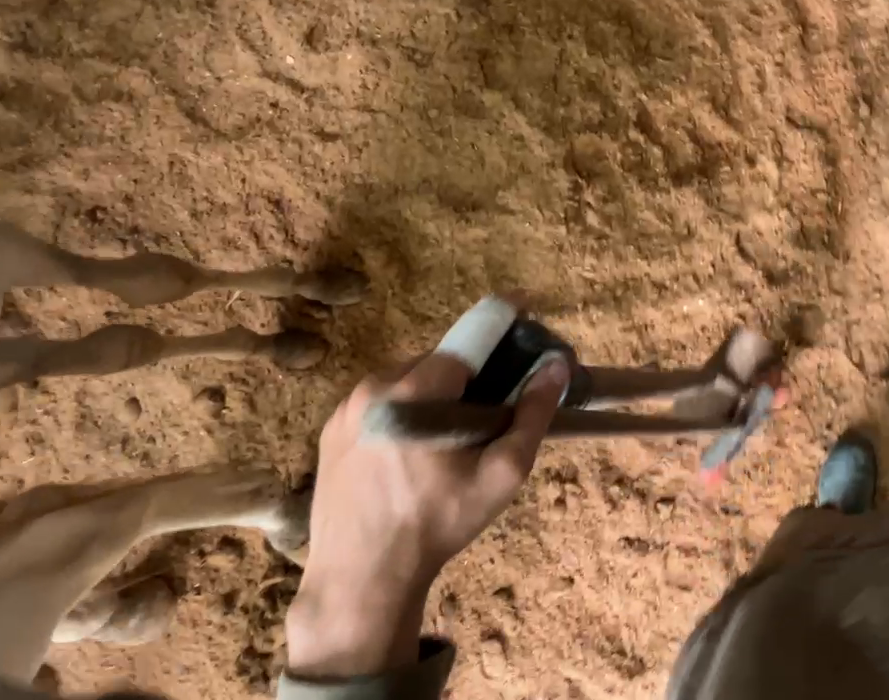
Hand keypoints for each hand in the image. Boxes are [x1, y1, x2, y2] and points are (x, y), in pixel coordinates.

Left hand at [285, 304, 568, 679]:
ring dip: (443, 390)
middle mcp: (374, 386)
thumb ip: (534, 413)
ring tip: (460, 432)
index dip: (507, 317)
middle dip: (477, 370)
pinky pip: (386, 400)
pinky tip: (422, 447)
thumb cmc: (439, 524)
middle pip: (443, 357)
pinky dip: (413, 409)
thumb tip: (556, 364)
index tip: (531, 307)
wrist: (360, 582)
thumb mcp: (503, 472)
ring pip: (413, 377)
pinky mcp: (332, 430)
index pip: (472, 332)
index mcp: (415, 391)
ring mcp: (346, 408)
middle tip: (499, 402)